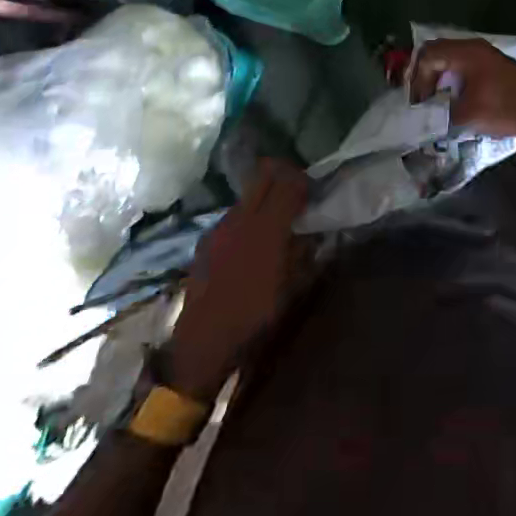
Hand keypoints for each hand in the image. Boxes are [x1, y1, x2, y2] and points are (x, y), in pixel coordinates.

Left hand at [166, 158, 308, 399]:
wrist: (203, 340)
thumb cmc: (255, 317)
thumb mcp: (292, 289)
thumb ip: (303, 253)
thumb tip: (310, 234)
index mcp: (267, 228)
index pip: (288, 183)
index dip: (302, 180)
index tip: (312, 189)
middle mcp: (241, 218)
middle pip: (263, 176)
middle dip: (282, 175)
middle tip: (295, 190)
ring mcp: (220, 226)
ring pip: (246, 195)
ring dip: (263, 196)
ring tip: (274, 218)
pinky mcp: (206, 239)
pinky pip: (232, 215)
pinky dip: (246, 216)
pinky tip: (249, 240)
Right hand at [409, 39, 515, 142]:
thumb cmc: (504, 109)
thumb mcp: (466, 115)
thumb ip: (440, 115)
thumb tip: (425, 119)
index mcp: (466, 53)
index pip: (428, 56)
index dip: (417, 79)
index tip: (418, 102)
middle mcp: (474, 46)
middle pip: (437, 50)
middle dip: (423, 72)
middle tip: (418, 95)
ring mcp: (486, 53)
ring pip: (450, 55)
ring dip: (438, 72)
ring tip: (432, 95)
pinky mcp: (494, 63)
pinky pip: (463, 61)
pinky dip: (451, 73)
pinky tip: (452, 93)